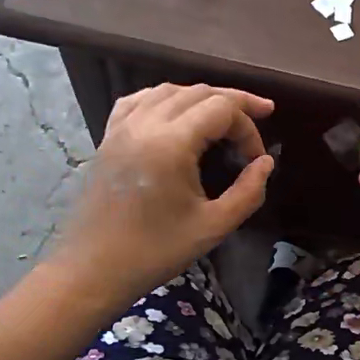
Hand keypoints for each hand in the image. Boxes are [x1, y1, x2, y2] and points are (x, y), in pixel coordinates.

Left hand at [51, 84, 274, 303]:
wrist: (94, 268)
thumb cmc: (155, 251)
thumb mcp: (213, 226)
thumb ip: (248, 192)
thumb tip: (266, 163)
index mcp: (171, 143)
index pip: (222, 109)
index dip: (248, 128)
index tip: (256, 160)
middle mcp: (145, 124)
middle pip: (198, 92)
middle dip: (233, 103)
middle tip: (262, 115)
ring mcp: (122, 127)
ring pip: (169, 91)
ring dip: (201, 98)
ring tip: (225, 115)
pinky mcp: (108, 138)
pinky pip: (139, 101)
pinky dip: (165, 99)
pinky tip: (176, 113)